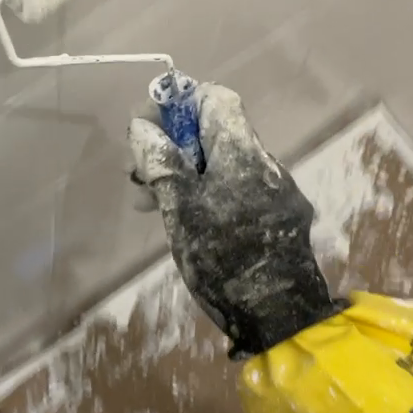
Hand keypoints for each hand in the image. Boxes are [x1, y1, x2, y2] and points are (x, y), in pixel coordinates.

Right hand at [129, 83, 339, 356]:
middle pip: (213, 134)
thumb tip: (143, 127)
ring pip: (219, 167)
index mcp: (241, 152)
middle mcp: (262, 164)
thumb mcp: (181, 209)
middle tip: (135, 174)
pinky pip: (231, 192)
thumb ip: (162, 164)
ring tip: (147, 202)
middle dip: (170, 145)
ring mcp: (271, 193)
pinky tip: (180, 220)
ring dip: (181, 174)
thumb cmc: (224, 256)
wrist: (278, 313)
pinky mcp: (273, 220)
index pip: (214, 99)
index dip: (178, 104)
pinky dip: (201, 196)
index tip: (146, 126)